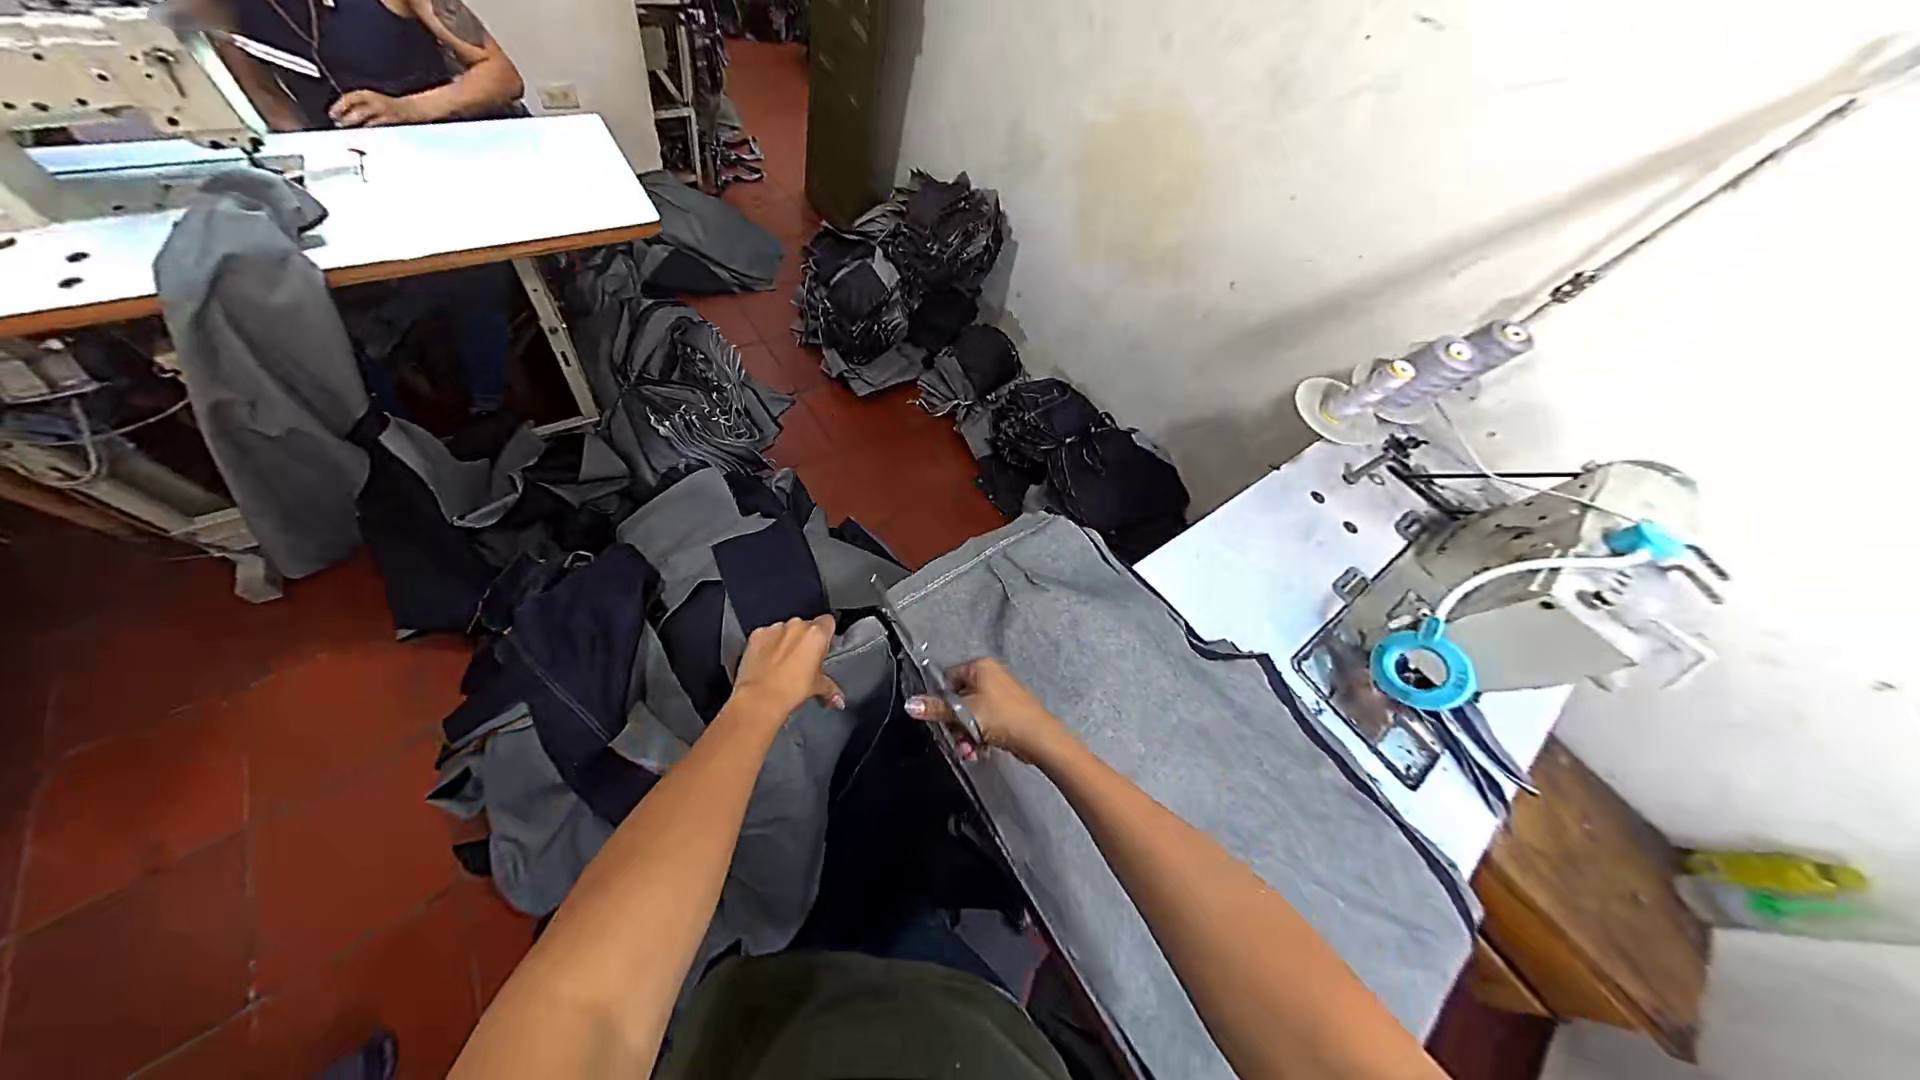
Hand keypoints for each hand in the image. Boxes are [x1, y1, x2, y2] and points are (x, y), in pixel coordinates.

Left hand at [329, 89, 427, 127]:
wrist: (410, 109)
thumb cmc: (387, 105)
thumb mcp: (369, 98)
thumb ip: (356, 103)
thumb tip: (341, 111)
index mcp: (367, 94)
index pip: (349, 99)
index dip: (339, 107)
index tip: (332, 113)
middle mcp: (376, 103)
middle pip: (357, 111)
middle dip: (346, 118)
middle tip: (338, 123)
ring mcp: (385, 114)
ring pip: (367, 122)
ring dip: (357, 126)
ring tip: (349, 129)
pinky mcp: (392, 123)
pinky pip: (377, 128)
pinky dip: (369, 131)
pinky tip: (364, 133)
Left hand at [729, 616, 844, 721]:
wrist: (760, 698)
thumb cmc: (792, 690)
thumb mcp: (817, 687)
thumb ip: (831, 688)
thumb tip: (838, 699)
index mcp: (817, 634)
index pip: (828, 622)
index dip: (826, 634)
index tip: (822, 648)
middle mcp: (796, 625)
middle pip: (805, 626)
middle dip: (804, 639)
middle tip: (802, 661)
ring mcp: (774, 628)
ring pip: (785, 630)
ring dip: (785, 641)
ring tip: (781, 662)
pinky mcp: (756, 634)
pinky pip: (766, 635)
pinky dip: (767, 644)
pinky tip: (766, 661)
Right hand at [907, 657, 1073, 764]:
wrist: (1038, 739)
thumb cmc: (1004, 718)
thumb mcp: (964, 713)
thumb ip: (936, 709)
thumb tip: (912, 704)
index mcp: (981, 667)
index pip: (947, 678)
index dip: (940, 699)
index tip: (939, 717)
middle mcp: (991, 676)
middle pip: (958, 699)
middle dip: (954, 724)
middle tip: (956, 737)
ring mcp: (1001, 695)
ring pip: (970, 714)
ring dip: (965, 734)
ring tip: (968, 748)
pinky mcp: (1007, 713)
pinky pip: (983, 722)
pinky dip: (978, 736)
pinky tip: (978, 749)